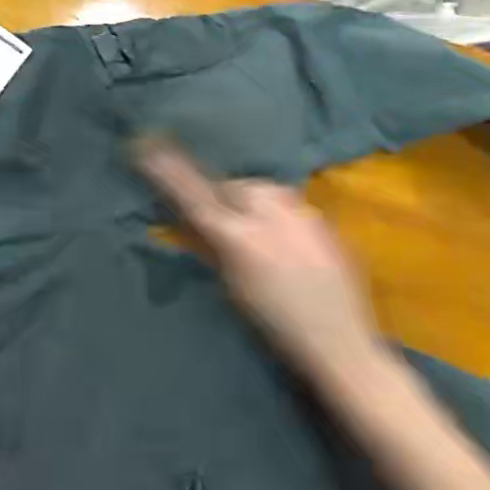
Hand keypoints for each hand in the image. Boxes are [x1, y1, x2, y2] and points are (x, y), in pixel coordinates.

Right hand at [137, 139, 380, 378]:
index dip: (168, 168)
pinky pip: (287, 203)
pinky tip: (284, 238)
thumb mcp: (231, 285)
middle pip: (231, 185)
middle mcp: (267, 215)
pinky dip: (277, 212)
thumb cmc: (276, 324)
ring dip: (250, 200)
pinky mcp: (321, 220)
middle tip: (223, 222)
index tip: (147, 145)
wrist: (342, 345)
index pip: (192, 192)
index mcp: (237, 236)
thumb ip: (209, 243)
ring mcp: (299, 214)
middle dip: (222, 196)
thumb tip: (188, 217)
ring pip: (260, 189)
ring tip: (256, 229)